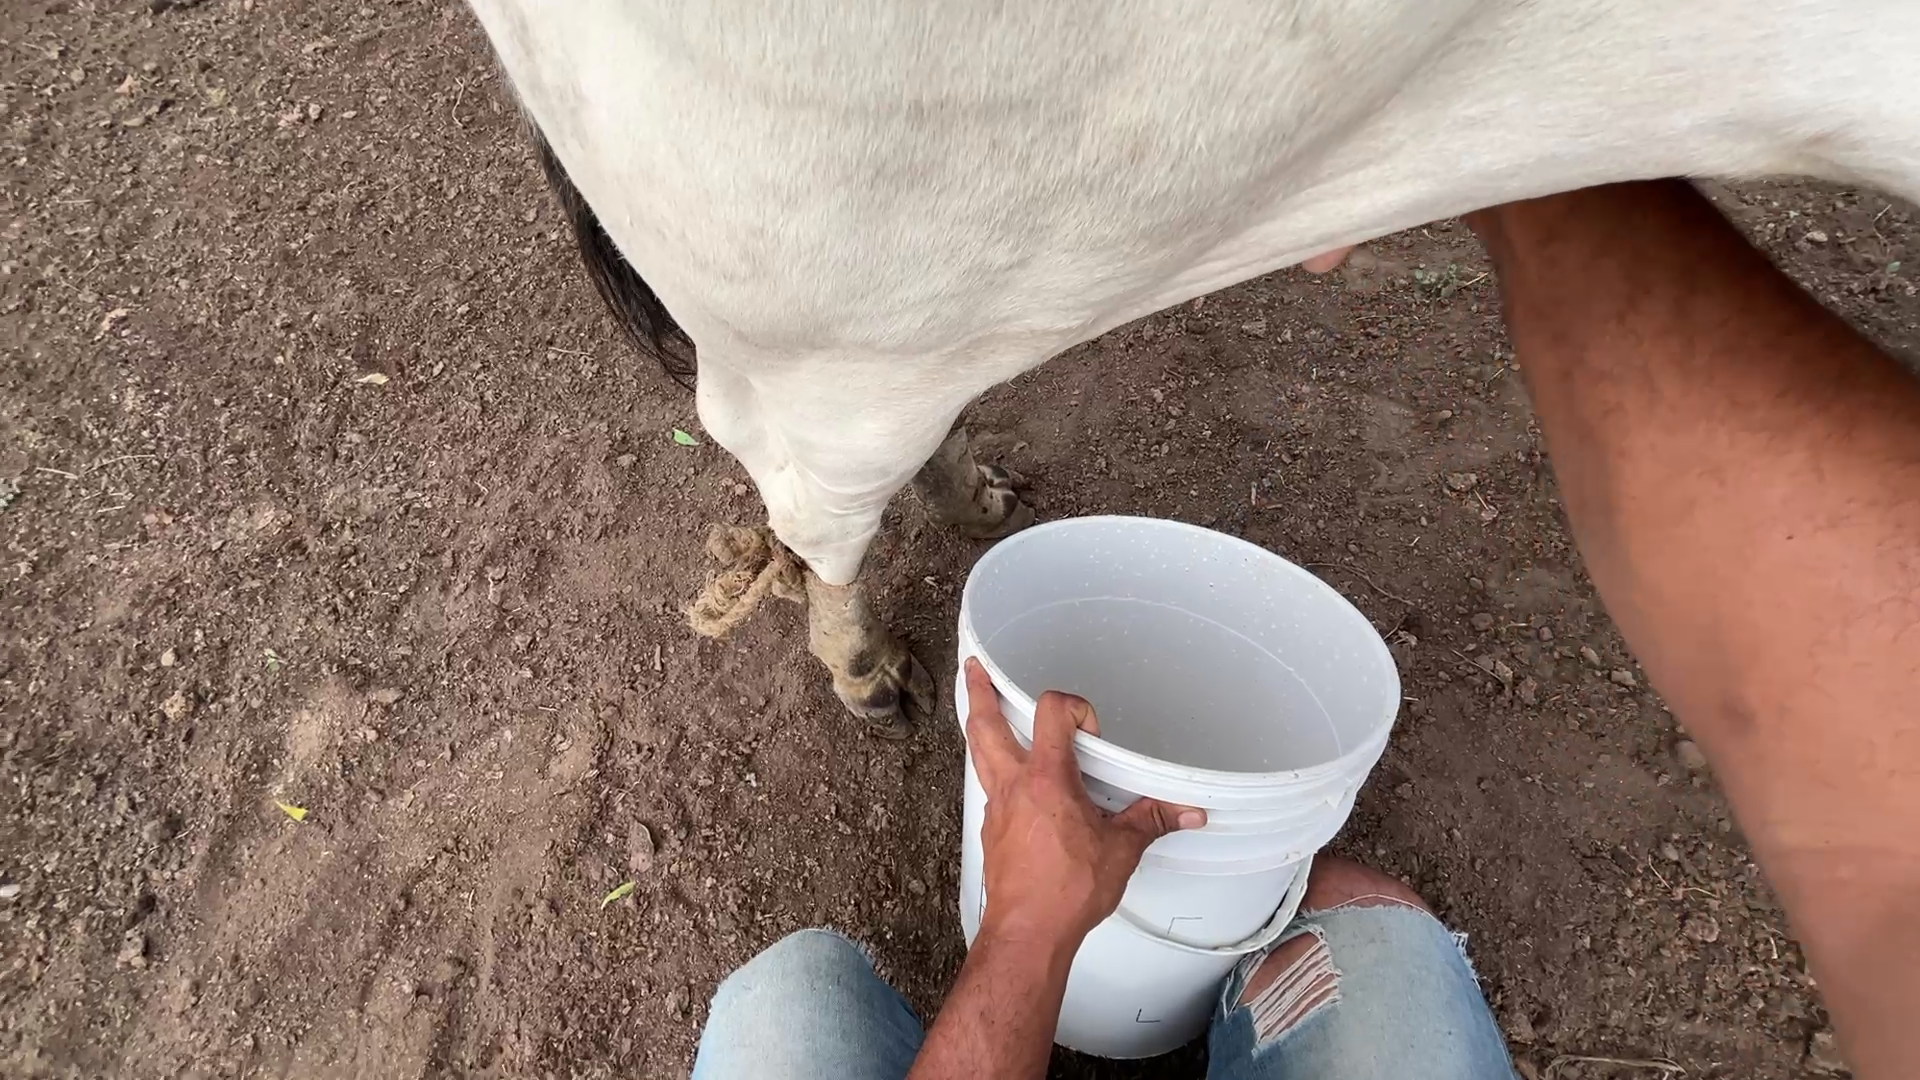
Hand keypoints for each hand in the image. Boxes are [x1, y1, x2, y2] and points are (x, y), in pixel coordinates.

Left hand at [964, 658, 1205, 949]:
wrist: (1027, 932)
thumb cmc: (1066, 892)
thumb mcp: (1119, 850)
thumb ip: (1151, 820)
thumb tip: (1184, 810)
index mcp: (1046, 778)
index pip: (1052, 713)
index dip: (1074, 706)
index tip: (1091, 727)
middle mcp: (1014, 784)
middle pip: (986, 724)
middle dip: (979, 692)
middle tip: (974, 669)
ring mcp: (998, 805)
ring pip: (979, 752)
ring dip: (979, 725)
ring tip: (977, 706)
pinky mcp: (992, 827)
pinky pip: (988, 785)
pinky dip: (992, 768)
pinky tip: (1007, 777)